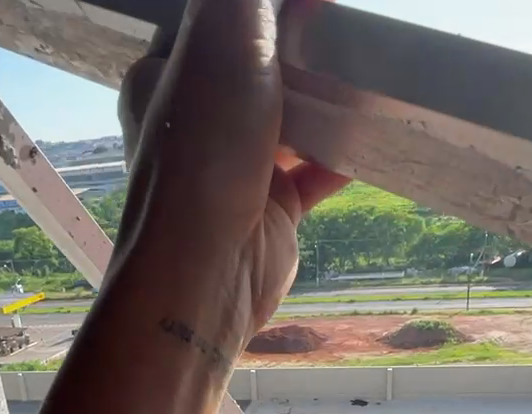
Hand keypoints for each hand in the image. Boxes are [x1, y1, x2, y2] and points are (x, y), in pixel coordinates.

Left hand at [115, 0, 346, 350]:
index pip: (209, 26)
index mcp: (162, 81)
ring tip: (362, 72)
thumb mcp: (224, 33)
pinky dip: (343, 155)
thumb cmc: (205, 149)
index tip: (302, 1)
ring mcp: (234, 172)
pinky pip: (315, 173)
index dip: (256, 6)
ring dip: (325, 102)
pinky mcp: (272, 212)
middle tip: (338, 28)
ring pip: (288, 123)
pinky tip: (370, 133)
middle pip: (254, 72)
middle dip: (297, 51)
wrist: (212, 268)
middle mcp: (195, 127)